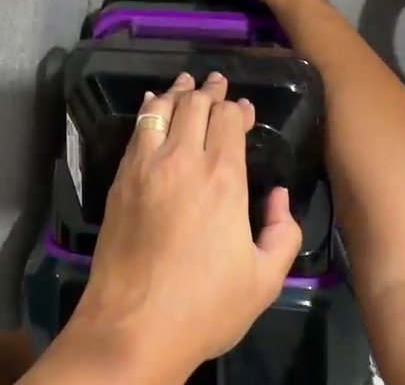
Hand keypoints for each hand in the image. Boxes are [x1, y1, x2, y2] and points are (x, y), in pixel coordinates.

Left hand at [59, 72, 303, 383]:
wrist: (134, 324)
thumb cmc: (205, 306)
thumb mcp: (264, 280)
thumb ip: (283, 232)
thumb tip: (280, 196)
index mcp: (222, 177)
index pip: (229, 119)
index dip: (239, 108)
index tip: (245, 109)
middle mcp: (182, 159)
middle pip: (196, 105)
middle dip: (210, 89)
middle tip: (218, 81)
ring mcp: (146, 165)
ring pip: (162, 108)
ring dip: (178, 91)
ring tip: (187, 81)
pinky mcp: (121, 177)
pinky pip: (138, 128)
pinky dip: (150, 109)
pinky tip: (153, 104)